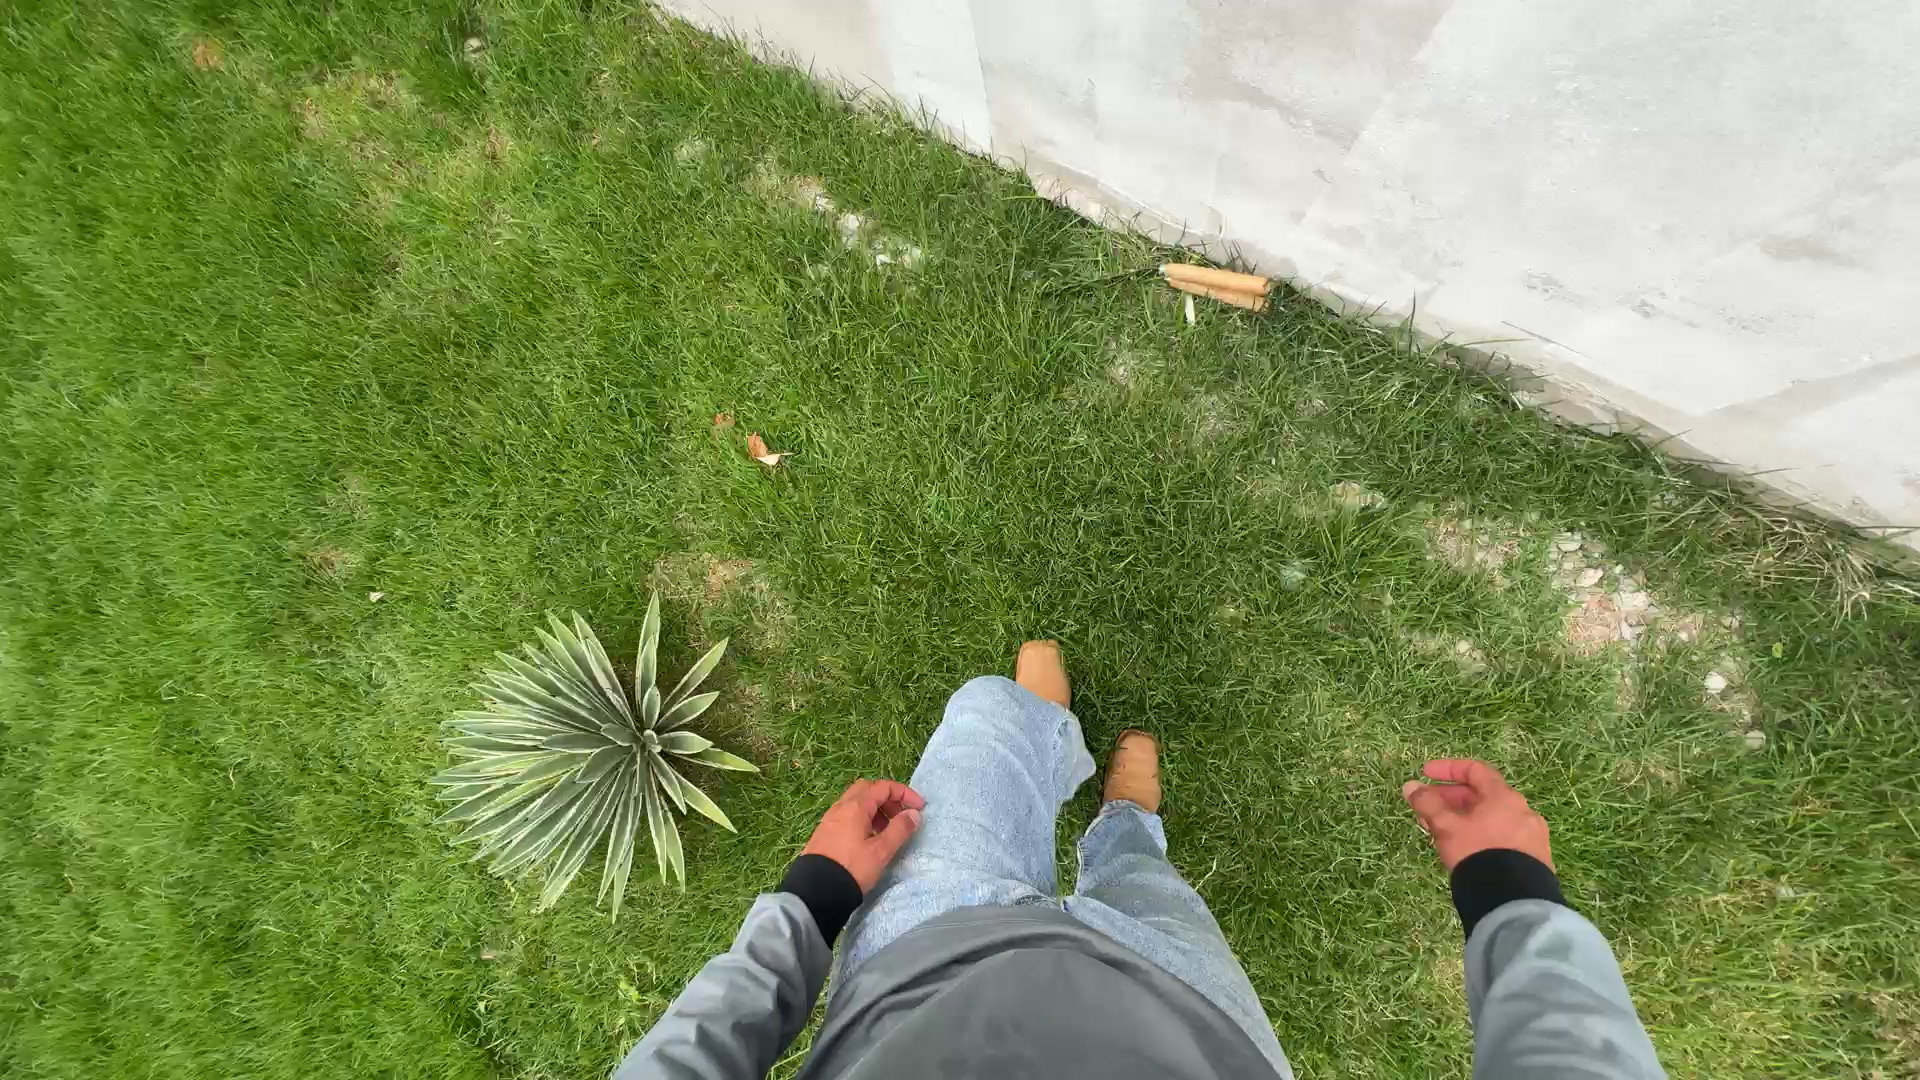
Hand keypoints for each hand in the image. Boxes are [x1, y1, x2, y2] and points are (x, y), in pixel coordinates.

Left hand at [800, 778, 925, 892]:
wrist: (815, 892)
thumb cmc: (852, 868)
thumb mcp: (881, 851)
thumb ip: (900, 829)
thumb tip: (913, 814)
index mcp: (856, 806)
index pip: (884, 787)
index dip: (904, 793)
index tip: (919, 807)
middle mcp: (841, 807)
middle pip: (868, 789)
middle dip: (888, 798)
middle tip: (901, 815)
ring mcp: (830, 819)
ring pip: (856, 802)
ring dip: (876, 809)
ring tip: (887, 830)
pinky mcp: (824, 832)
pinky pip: (847, 815)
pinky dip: (863, 818)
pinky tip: (868, 839)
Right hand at [1402, 759, 1552, 871]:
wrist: (1514, 900)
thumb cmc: (1477, 851)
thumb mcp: (1445, 825)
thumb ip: (1426, 803)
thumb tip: (1410, 787)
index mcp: (1504, 797)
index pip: (1475, 770)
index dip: (1447, 768)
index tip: (1425, 774)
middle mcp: (1523, 811)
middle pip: (1482, 794)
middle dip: (1449, 797)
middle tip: (1427, 805)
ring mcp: (1532, 836)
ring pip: (1490, 816)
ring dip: (1462, 816)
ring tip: (1440, 829)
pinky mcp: (1534, 858)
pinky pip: (1501, 834)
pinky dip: (1479, 832)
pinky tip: (1463, 846)